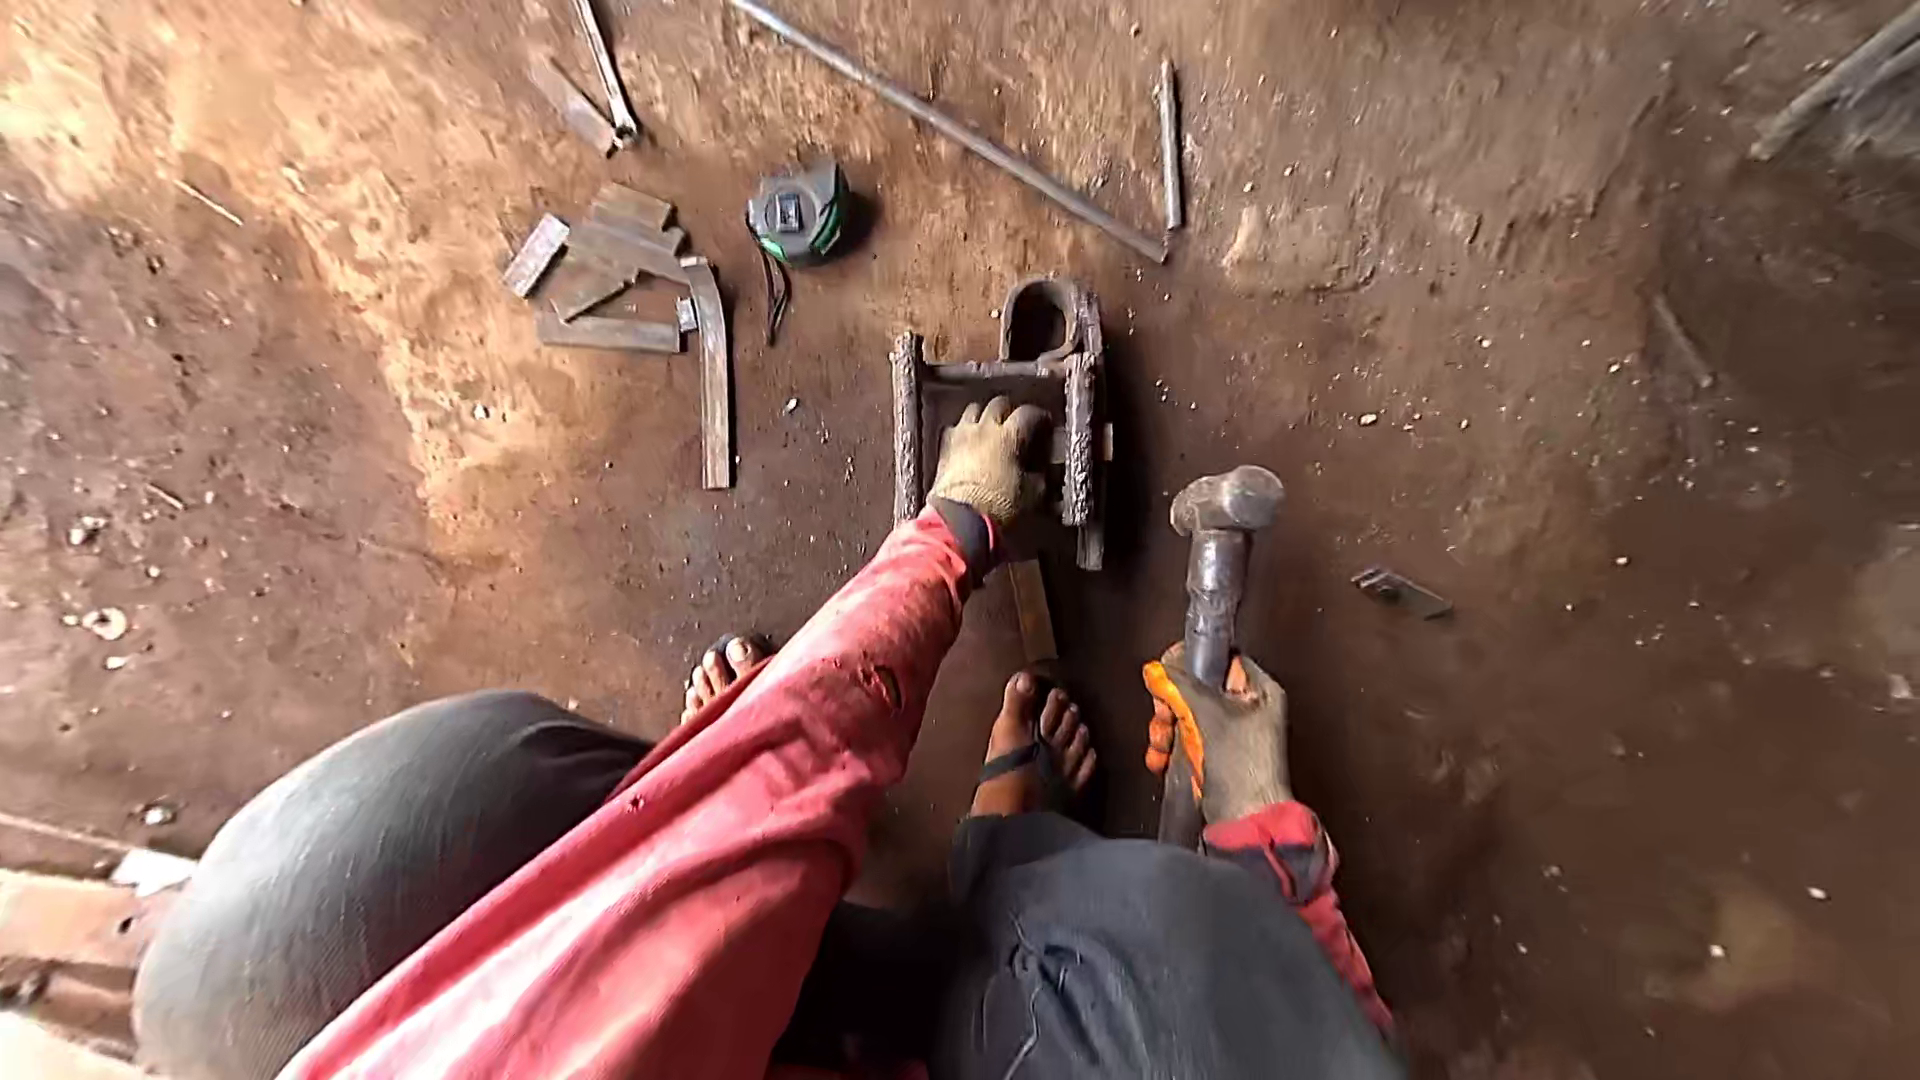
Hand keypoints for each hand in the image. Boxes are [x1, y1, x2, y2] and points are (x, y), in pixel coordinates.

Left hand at [928, 396, 1049, 524]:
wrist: (959, 522)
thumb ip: (1039, 478)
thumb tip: (1042, 475)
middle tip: (1016, 422)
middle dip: (1009, 410)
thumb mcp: (1031, 496)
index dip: (1039, 417)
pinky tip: (969, 444)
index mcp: (1008, 437)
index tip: (1044, 423)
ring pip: (972, 411)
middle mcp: (983, 430)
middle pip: (997, 404)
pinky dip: (964, 433)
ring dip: (983, 416)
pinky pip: (954, 431)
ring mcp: (960, 438)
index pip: (1028, 413)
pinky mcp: (944, 452)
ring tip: (991, 428)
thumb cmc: (997, 509)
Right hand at [1143, 645, 1290, 822]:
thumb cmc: (1245, 771)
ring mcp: (1230, 732)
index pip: (1220, 658)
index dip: (1191, 661)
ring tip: (1161, 740)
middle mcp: (1247, 709)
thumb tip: (1158, 668)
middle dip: (1171, 701)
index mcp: (1259, 692)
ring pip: (1185, 711)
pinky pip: (1183, 736)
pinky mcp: (1214, 753)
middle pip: (1196, 686)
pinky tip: (1161, 756)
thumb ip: (1178, 684)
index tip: (1168, 668)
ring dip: (1165, 725)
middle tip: (1164, 711)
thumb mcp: (1207, 714)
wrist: (1245, 821)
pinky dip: (1168, 745)